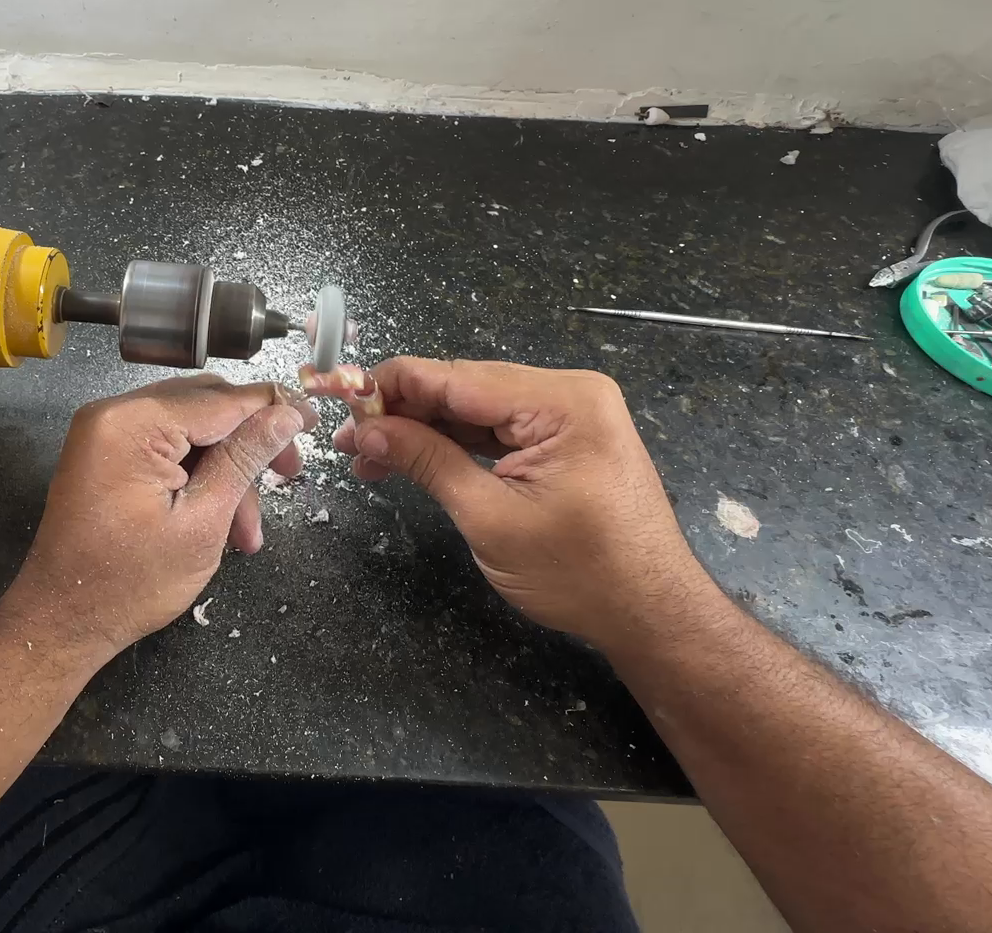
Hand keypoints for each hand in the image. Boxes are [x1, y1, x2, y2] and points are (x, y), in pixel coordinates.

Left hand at [0, 375, 313, 657]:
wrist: (60, 622)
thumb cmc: (131, 583)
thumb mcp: (203, 521)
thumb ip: (246, 458)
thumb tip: (287, 414)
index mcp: (133, 423)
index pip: (220, 398)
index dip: (273, 408)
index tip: (313, 417)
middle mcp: (114, 414)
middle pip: (206, 408)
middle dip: (250, 447)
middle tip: (289, 478)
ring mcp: (105, 432)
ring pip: (191, 433)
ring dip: (226, 473)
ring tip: (247, 533)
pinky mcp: (105, 453)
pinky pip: (166, 449)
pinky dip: (196, 478)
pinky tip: (221, 522)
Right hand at [327, 357, 712, 648]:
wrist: (652, 615)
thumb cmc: (577, 574)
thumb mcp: (489, 516)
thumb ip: (426, 461)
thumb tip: (365, 430)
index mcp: (560, 402)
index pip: (455, 376)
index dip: (390, 385)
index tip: (339, 401)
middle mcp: (565, 393)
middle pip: (461, 387)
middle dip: (401, 412)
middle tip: (347, 440)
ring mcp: (566, 414)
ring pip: (471, 407)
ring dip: (420, 430)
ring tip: (367, 455)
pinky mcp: (560, 438)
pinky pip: (493, 428)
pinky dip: (450, 443)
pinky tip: (409, 456)